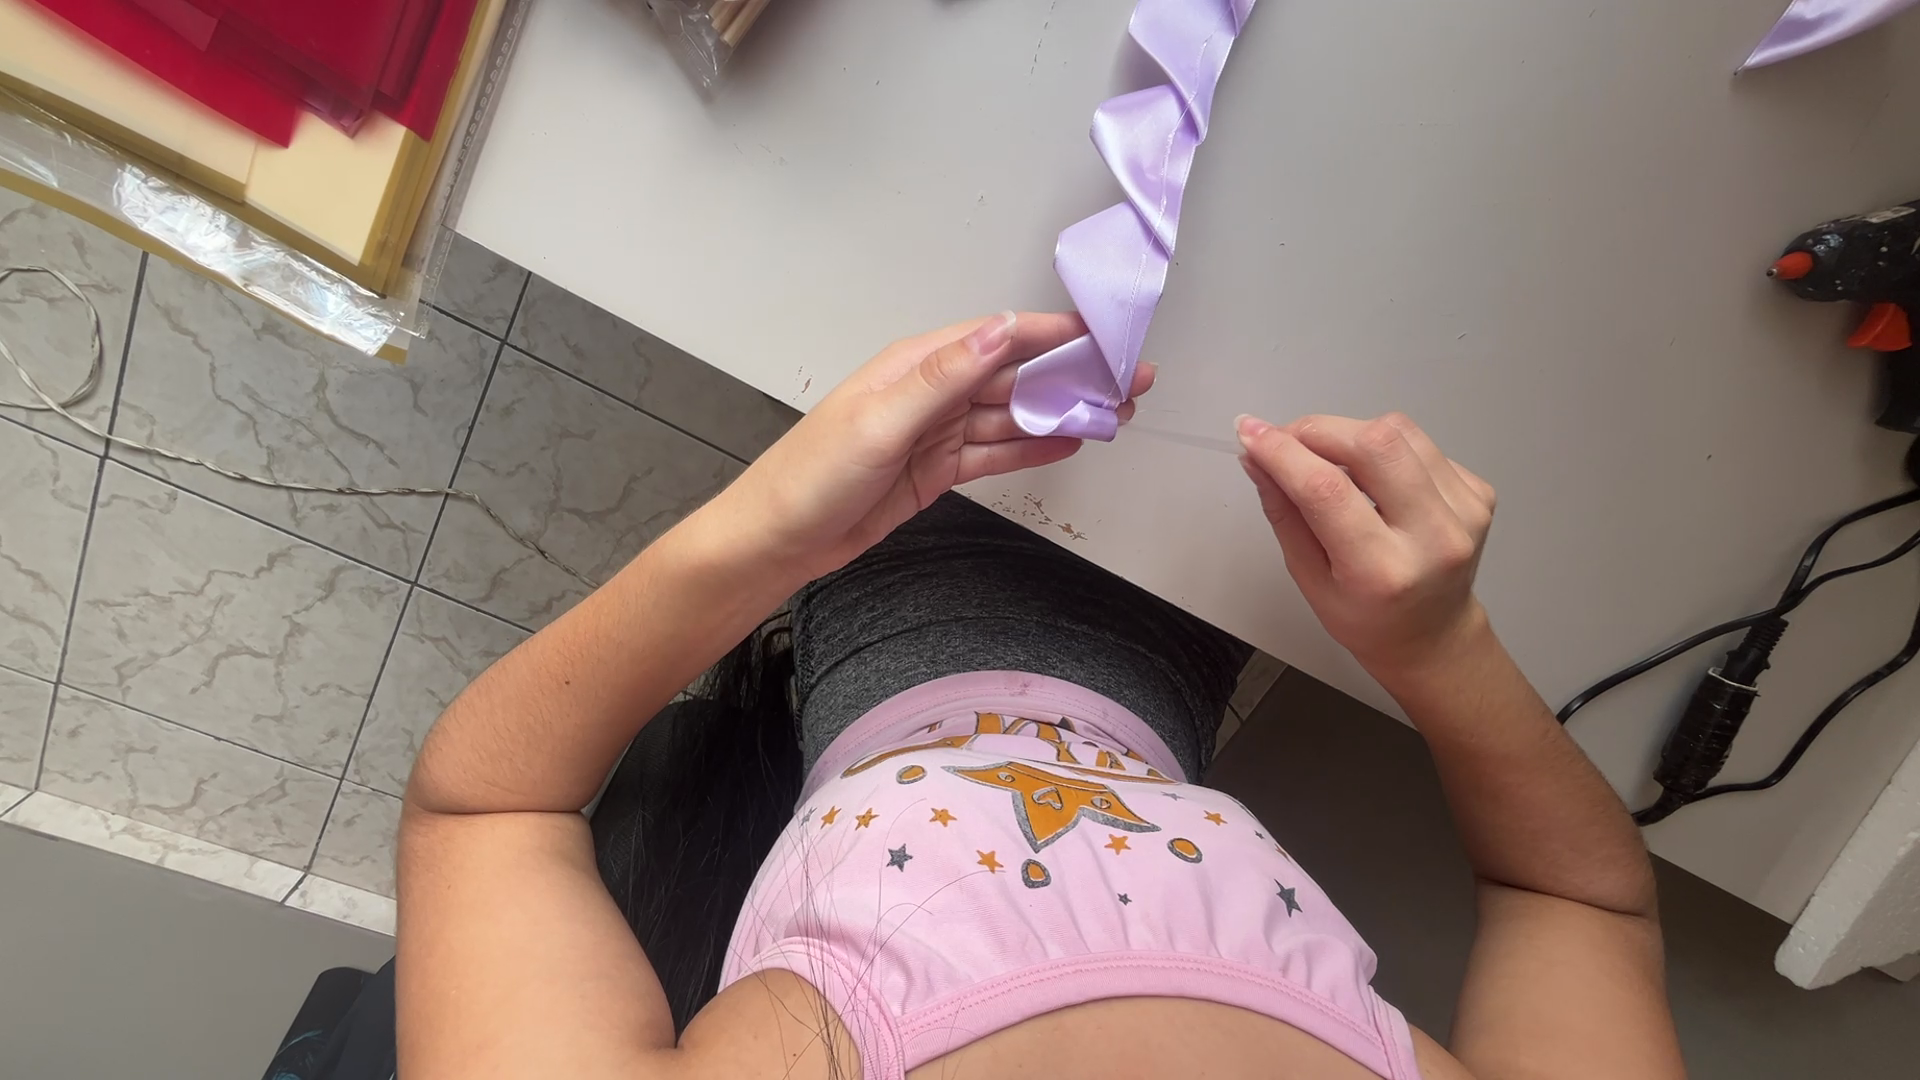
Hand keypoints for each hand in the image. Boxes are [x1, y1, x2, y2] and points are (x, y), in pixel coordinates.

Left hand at [710, 312, 1154, 583]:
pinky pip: (995, 453)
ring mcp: (938, 433)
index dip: (1052, 333)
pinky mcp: (938, 470)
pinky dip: (1031, 448)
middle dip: (1072, 376)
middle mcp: (932, 392)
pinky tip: (1068, 442)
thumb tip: (1002, 330)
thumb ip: (944, 378)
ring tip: (1114, 414)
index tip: (1104, 334)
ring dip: (1061, 413)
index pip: (996, 338)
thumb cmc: (816, 475)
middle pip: (1014, 377)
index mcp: (917, 366)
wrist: (783, 539)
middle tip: (1129, 381)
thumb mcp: (880, 422)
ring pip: (1011, 416)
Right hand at [1236, 412, 1495, 679]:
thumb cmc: (1360, 616)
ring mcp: (1464, 510)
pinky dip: (1379, 447)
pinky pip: (1418, 444)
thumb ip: (1283, 513)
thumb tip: (1255, 457)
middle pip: (1374, 445)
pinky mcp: (1478, 491)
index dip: (1283, 453)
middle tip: (1282, 440)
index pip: (1327, 491)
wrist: (1433, 636)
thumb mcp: (1306, 576)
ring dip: (1345, 433)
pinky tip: (1366, 475)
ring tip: (1321, 457)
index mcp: (1381, 570)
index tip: (1249, 432)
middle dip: (1316, 430)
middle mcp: (1433, 535)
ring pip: (1398, 432)